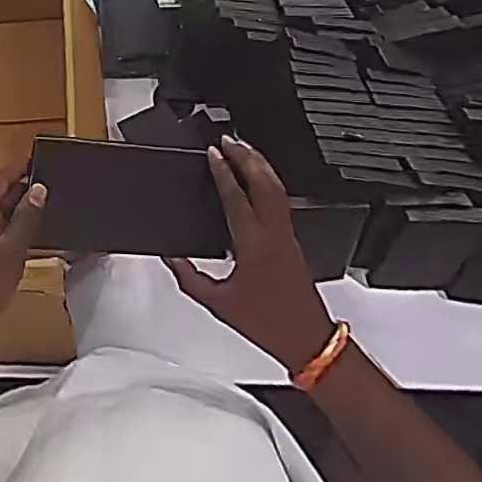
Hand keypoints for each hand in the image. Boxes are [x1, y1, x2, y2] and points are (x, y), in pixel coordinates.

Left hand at [0, 162, 47, 366]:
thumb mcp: (12, 249)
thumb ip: (27, 216)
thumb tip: (39, 188)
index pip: (2, 177)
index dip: (25, 168)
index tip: (49, 161)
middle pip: (2, 190)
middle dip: (27, 189)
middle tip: (58, 185)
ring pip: (2, 207)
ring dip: (23, 208)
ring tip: (53, 204)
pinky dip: (16, 223)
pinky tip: (37, 227)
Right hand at [165, 136, 335, 368]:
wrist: (308, 341)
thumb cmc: (269, 324)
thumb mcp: (218, 303)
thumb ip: (190, 278)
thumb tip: (172, 258)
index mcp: (253, 246)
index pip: (237, 197)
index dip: (223, 172)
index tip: (213, 153)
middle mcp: (274, 235)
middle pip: (264, 183)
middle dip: (246, 157)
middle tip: (229, 141)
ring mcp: (287, 236)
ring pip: (278, 189)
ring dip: (260, 164)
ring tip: (245, 149)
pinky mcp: (293, 240)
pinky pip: (283, 200)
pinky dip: (270, 180)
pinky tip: (261, 177)